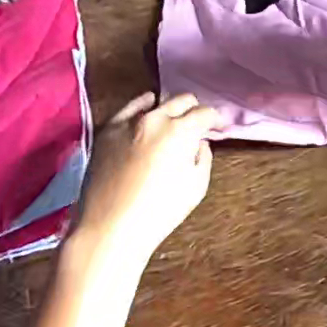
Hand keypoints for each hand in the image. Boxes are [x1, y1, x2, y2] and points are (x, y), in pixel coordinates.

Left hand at [70, 92, 218, 266]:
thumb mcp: (196, 187)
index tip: (219, 127)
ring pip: (157, 102)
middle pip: (182, 100)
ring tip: (173, 120)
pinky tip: (147, 106)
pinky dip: (142, 105)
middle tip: (198, 124)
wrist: (111, 226)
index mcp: (181, 131)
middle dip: (195, 110)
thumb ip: (203, 158)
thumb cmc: (160, 211)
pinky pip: (129, 108)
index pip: (206, 113)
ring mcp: (129, 121)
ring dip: (170, 109)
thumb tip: (199, 144)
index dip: (216, 120)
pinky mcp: (107, 130)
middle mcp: (155, 118)